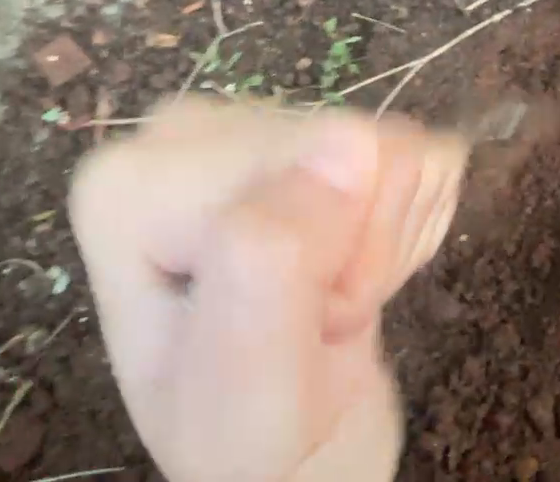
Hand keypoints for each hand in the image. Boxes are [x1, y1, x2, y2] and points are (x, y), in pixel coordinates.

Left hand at [69, 101, 465, 481]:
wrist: (289, 441)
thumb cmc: (251, 431)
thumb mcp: (244, 381)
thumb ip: (273, 261)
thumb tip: (352, 138)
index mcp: (136, 178)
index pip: (303, 157)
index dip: (331, 247)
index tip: (296, 320)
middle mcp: (191, 129)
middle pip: (352, 140)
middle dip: (358, 242)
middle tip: (315, 313)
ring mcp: (263, 119)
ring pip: (397, 146)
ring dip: (385, 239)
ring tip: (328, 295)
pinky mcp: (332, 125)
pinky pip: (423, 154)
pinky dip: (408, 224)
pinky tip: (357, 262)